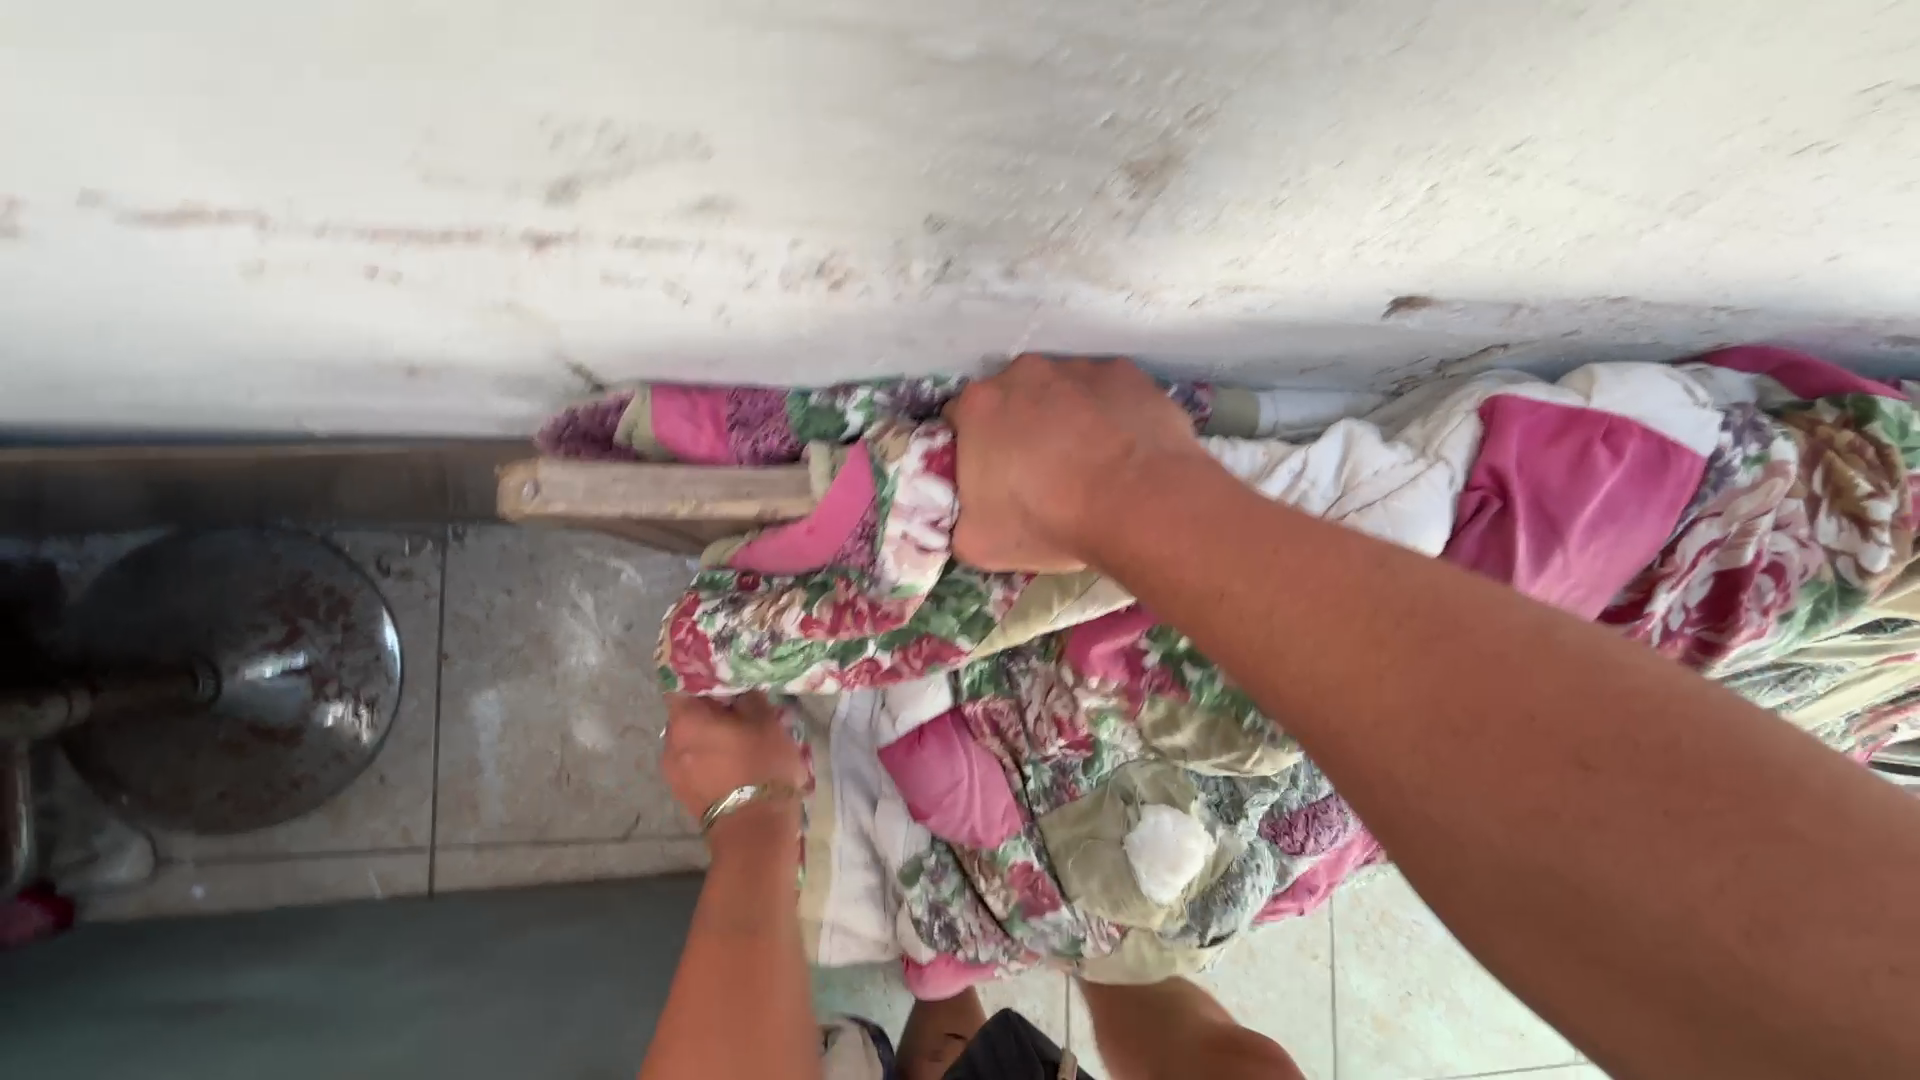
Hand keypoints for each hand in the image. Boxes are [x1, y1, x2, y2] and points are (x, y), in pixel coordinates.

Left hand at [662, 692, 806, 851]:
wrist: (754, 832)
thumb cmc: (760, 768)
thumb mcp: (766, 722)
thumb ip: (748, 697)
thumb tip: (737, 687)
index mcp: (685, 721)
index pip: (681, 684)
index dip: (701, 676)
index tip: (722, 674)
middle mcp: (670, 743)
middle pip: (686, 714)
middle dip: (710, 708)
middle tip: (739, 707)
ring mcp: (672, 772)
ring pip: (690, 739)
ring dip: (710, 734)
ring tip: (739, 736)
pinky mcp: (682, 793)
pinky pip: (693, 761)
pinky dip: (709, 755)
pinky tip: (734, 760)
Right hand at [944, 355, 1207, 571]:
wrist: (1137, 504)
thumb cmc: (1048, 521)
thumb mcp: (979, 543)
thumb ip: (961, 521)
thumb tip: (968, 519)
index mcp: (979, 406)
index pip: (960, 419)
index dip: (972, 448)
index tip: (990, 476)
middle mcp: (1024, 373)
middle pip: (1012, 397)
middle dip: (1019, 427)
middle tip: (1040, 472)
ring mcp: (1079, 368)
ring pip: (1061, 390)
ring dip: (1066, 417)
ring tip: (1088, 463)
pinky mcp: (1126, 374)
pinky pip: (1108, 392)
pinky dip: (1109, 413)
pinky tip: (1121, 450)